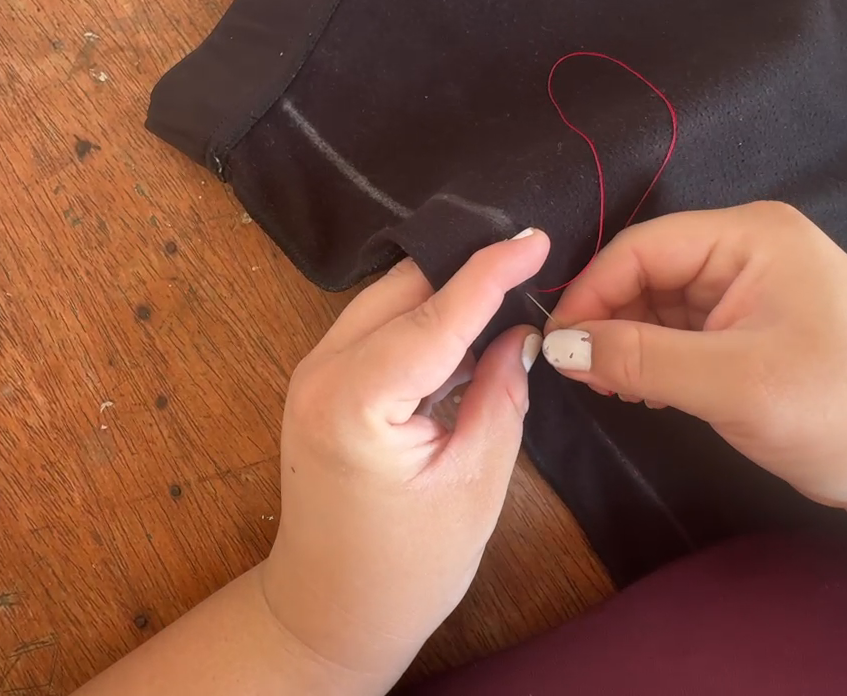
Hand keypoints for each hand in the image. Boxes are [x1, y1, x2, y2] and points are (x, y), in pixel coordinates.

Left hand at [259, 230, 548, 681]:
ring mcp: (311, 369)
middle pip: (401, 291)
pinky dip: (418, 316)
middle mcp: (320, 369)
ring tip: (503, 287)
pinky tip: (460, 325)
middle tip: (526, 258)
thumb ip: (498, 395)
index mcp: (355, 401)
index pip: (434, 317)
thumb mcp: (472, 484)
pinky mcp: (319, 377)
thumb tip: (522, 332)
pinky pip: (374, 323)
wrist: (326, 610)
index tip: (534, 237)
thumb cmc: (406, 568)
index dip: (489, 272)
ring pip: (385, 299)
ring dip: (441, 291)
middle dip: (463, 268)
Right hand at [543, 202, 846, 522]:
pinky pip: (687, 327)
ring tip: (616, 388)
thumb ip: (637, 358)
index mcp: (751, 236)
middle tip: (584, 376)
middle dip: (612, 320)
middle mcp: (750, 248)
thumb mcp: (734, 385)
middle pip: (650, 272)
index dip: (591, 293)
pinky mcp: (760, 323)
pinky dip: (659, 356)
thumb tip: (556, 345)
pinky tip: (649, 390)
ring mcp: (758, 286)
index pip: (642, 249)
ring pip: (663, 302)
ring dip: (632, 342)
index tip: (556, 347)